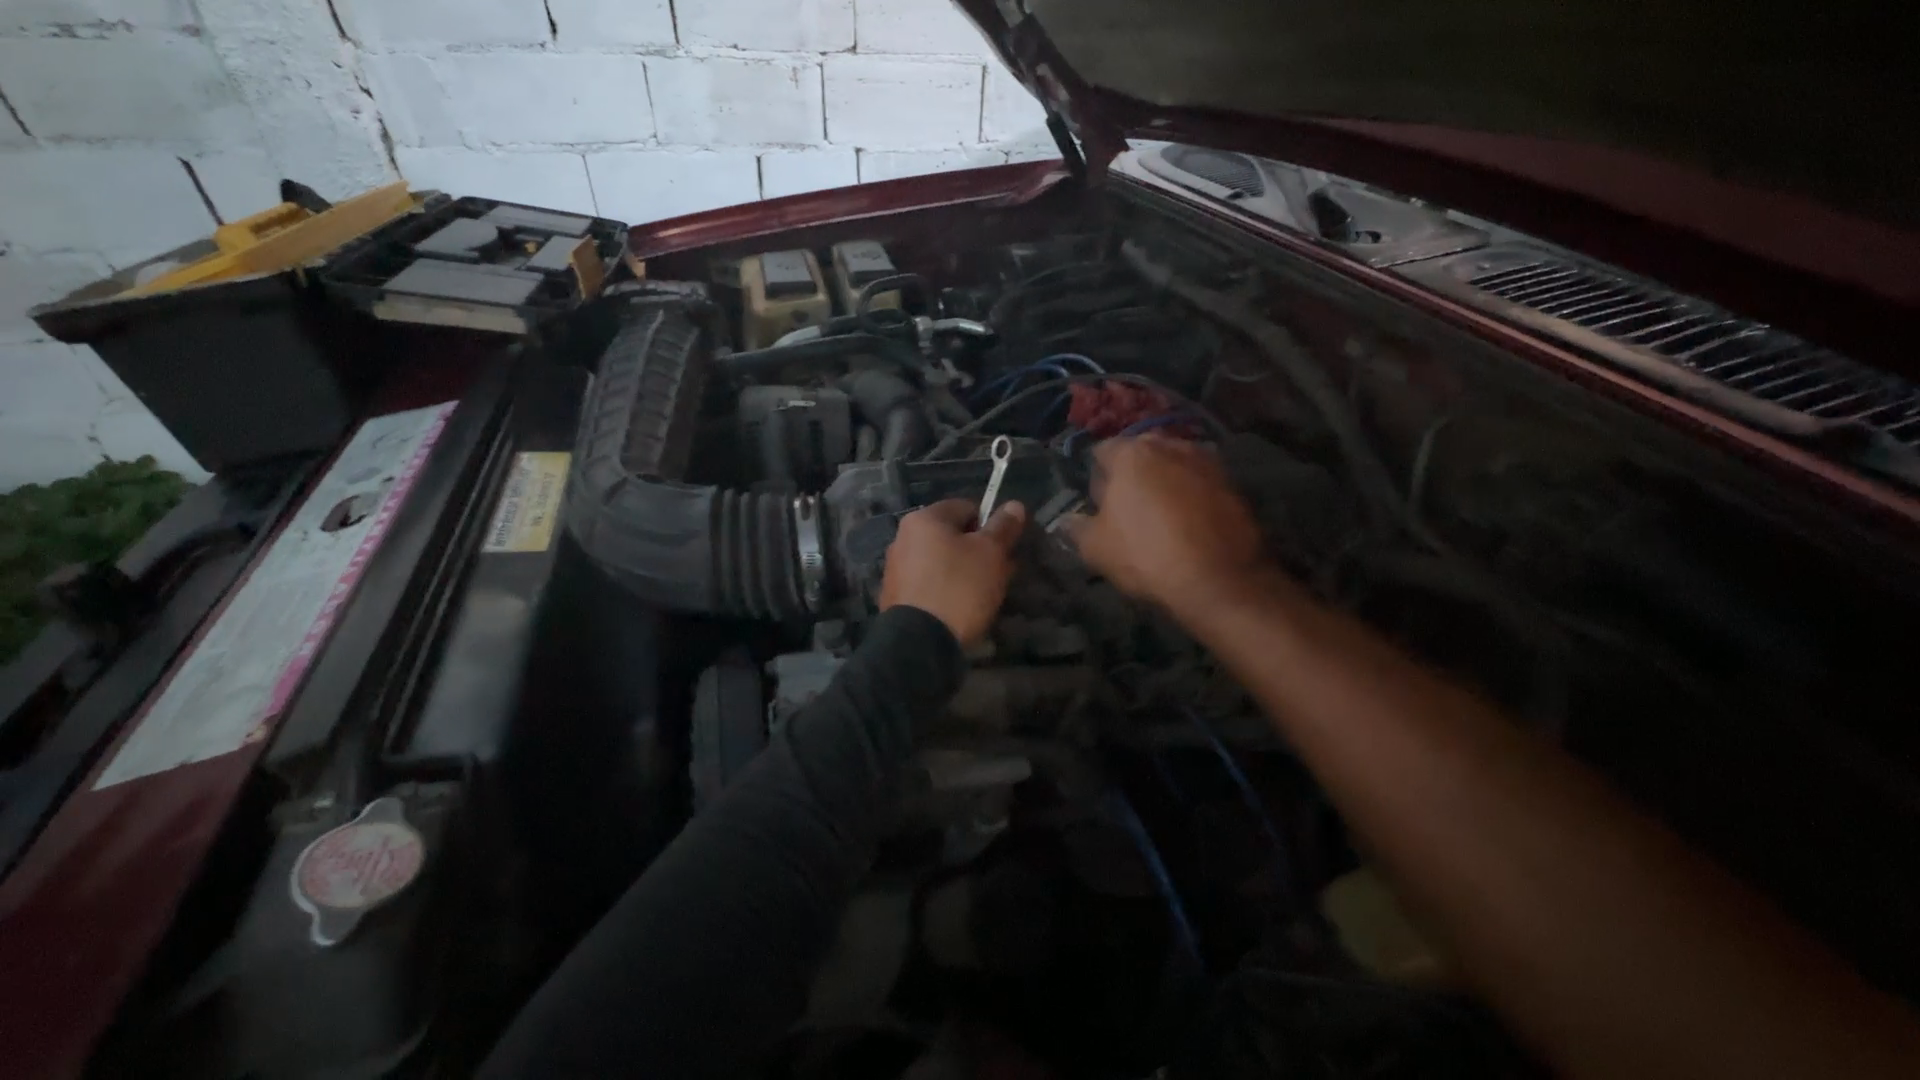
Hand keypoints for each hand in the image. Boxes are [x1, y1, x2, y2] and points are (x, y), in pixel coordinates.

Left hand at [880, 498, 1026, 646]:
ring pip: (940, 562)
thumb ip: (1003, 527)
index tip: (1005, 548)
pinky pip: (928, 585)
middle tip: (1000, 574)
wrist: (920, 642)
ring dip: (964, 573)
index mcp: (923, 519)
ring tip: (982, 596)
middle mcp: (902, 538)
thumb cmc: (959, 588)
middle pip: (952, 536)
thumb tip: (1014, 505)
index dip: (991, 525)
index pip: (966, 508)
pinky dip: (945, 591)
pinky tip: (959, 610)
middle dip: (978, 552)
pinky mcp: (894, 597)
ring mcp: (895, 569)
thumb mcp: (991, 554)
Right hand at [1066, 435, 1263, 609]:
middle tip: (1130, 507)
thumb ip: (1077, 527)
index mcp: (1131, 453)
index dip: (1097, 477)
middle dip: (1134, 473)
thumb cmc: (1146, 555)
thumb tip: (1068, 520)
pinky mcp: (1233, 485)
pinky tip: (1190, 525)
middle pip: (1142, 453)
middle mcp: (1170, 446)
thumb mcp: (1096, 548)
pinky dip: (1193, 496)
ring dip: (1166, 482)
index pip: (1103, 451)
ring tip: (1162, 516)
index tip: (1098, 502)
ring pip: (1175, 466)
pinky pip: (1201, 484)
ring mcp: (1207, 463)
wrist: (1217, 578)